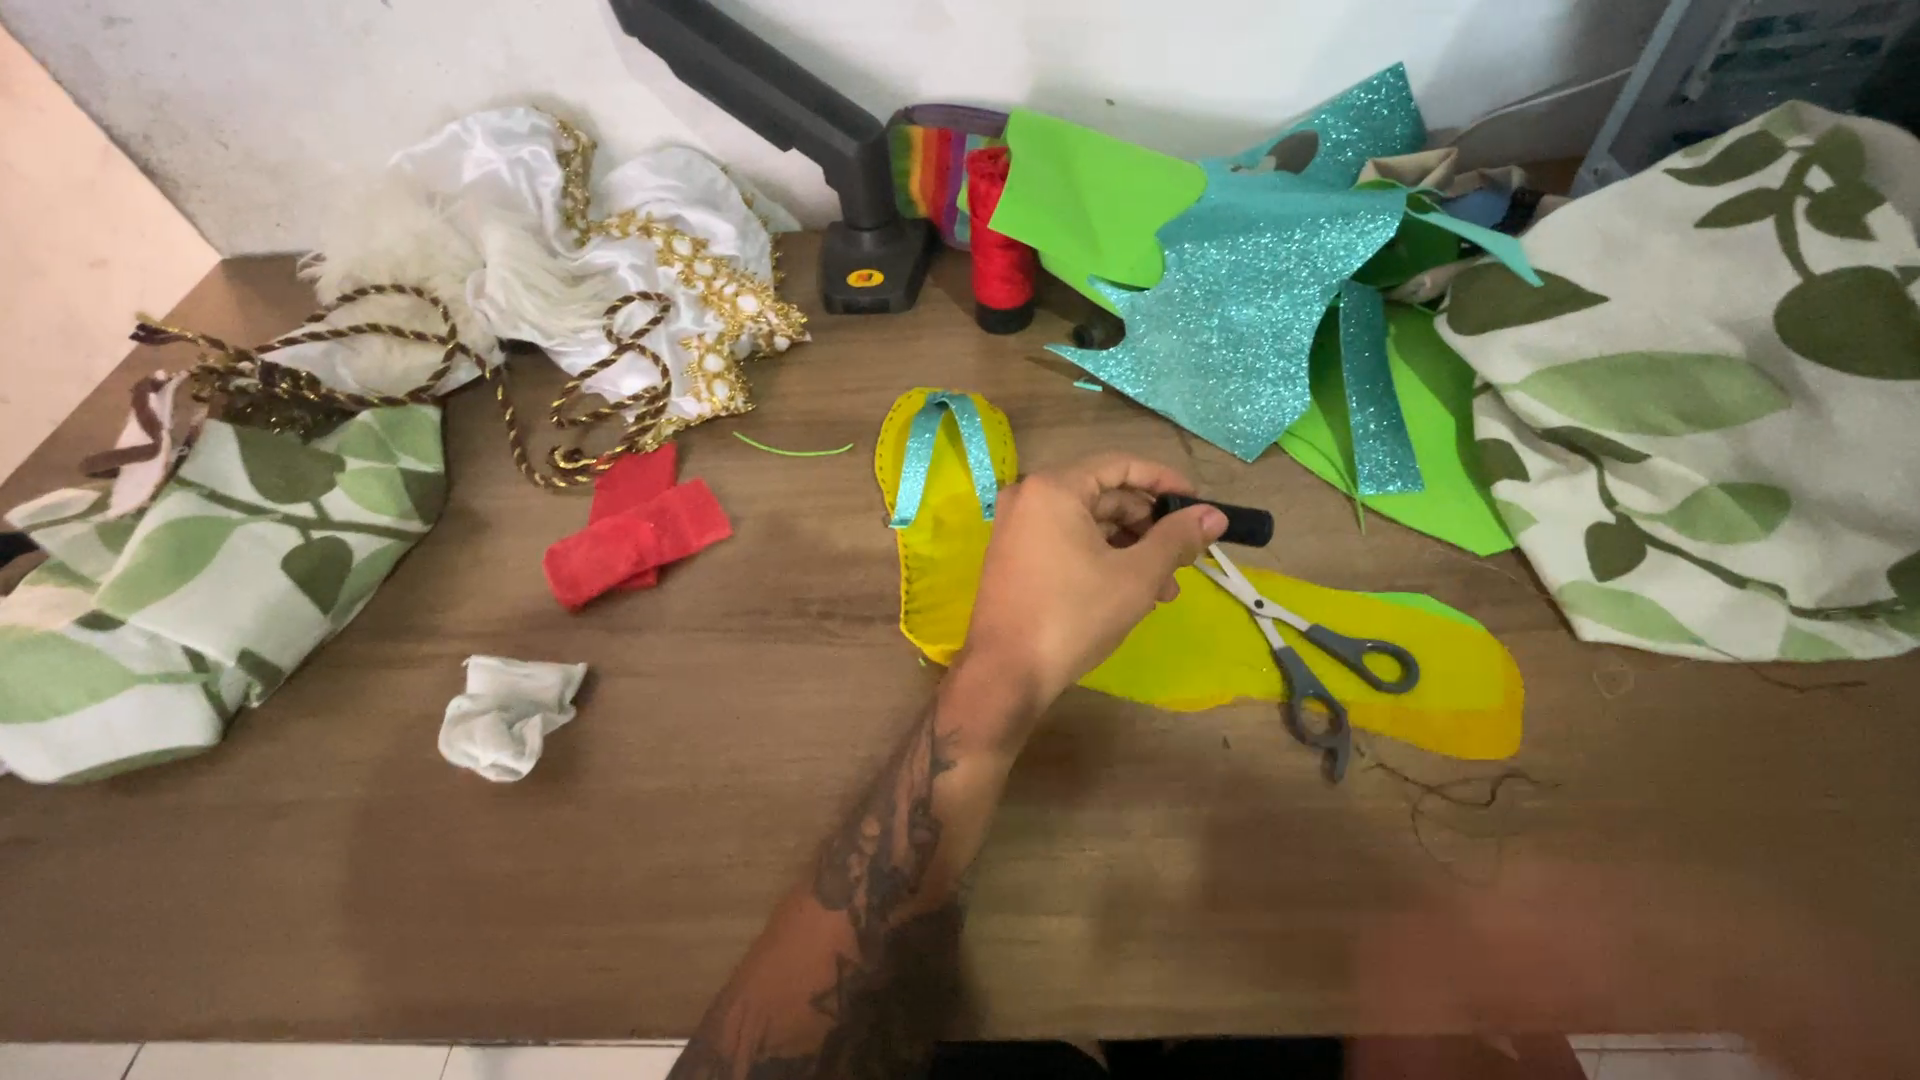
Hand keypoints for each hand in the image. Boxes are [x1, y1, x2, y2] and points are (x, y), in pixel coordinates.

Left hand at [956, 454, 1227, 733]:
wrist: (1006, 673)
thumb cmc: (1073, 616)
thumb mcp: (1136, 576)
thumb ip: (1176, 539)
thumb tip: (1214, 515)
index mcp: (1054, 488)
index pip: (1120, 465)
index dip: (1165, 482)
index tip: (1199, 506)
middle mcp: (1029, 498)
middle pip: (1104, 495)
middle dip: (1150, 527)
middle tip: (1185, 559)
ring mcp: (1017, 529)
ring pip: (1088, 525)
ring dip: (1131, 550)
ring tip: (1165, 589)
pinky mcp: (1015, 558)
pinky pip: (1067, 543)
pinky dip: (1102, 560)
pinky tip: (1132, 593)